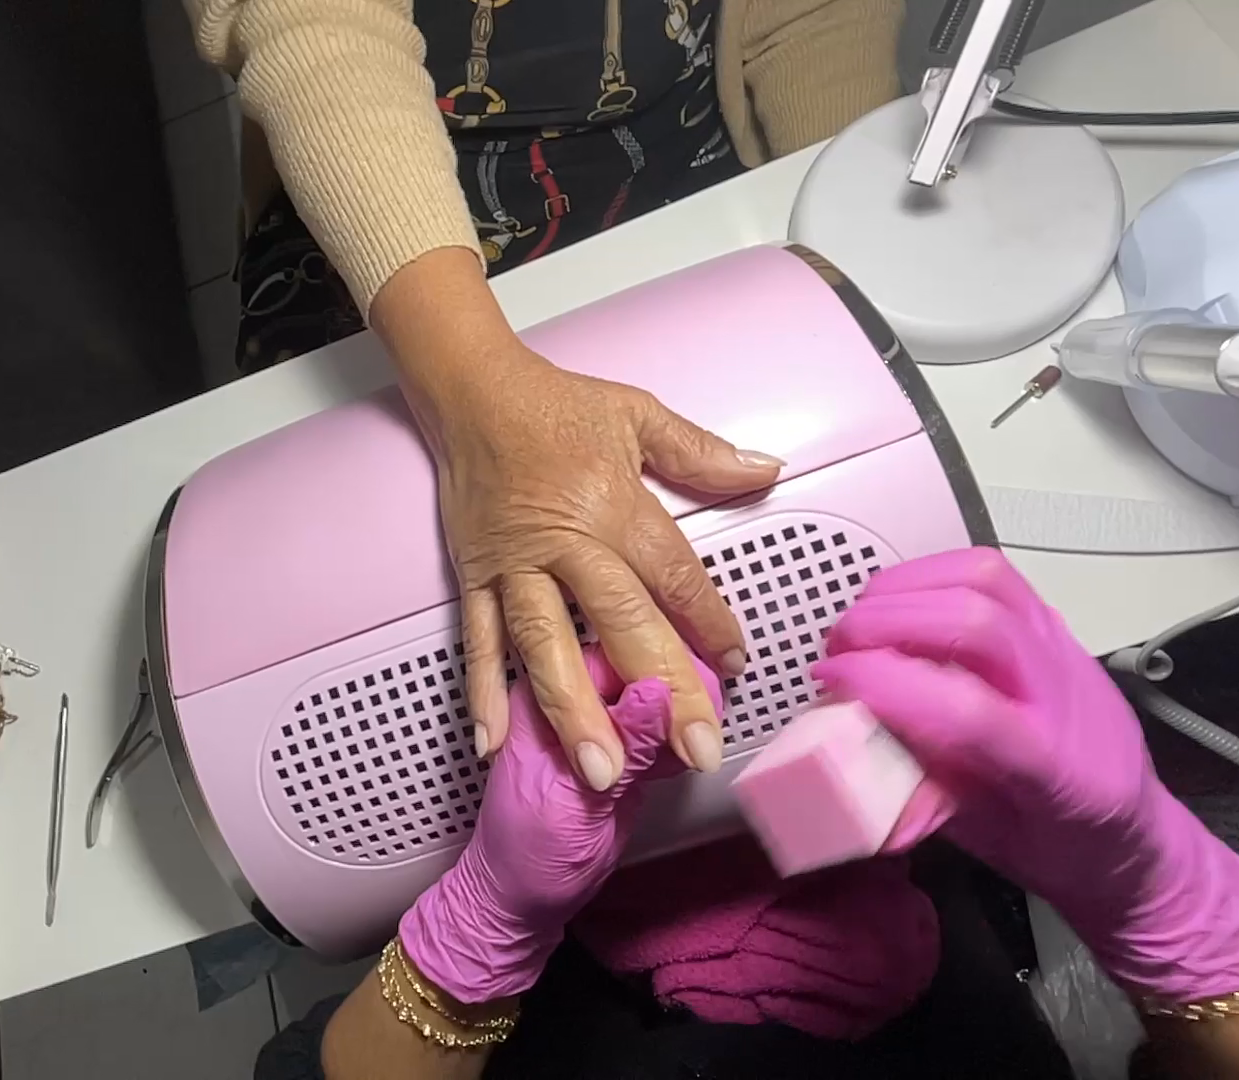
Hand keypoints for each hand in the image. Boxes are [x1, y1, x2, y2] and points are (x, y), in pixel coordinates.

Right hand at [372, 250, 781, 792]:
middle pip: (619, 621)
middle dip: (657, 687)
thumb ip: (700, 452)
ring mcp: (514, 566)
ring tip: (597, 769)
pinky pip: (479, 639)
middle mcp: (565, 543)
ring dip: (570, 707)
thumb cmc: (555, 406)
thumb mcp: (636, 414)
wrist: (472, 393)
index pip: (673, 575)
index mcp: (612, 504)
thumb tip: (766, 469)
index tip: (735, 665)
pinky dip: (483, 690)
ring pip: (544, 644)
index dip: (709, 622)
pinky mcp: (475, 576)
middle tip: (691, 750)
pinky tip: (492, 742)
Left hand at [399, 647, 713, 1002]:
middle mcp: (569, 703)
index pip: (607, 656)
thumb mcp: (575, 801)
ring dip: (684, 714)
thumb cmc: (526, 854)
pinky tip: (695, 750)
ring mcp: (596, 726)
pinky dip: (679, 740)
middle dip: (678, 687)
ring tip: (708, 730)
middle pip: (634, 672)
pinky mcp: (619, 753)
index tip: (699, 678)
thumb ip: (621, 749)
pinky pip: (656, 734)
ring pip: (652, 702)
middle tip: (711, 711)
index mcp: (543, 700)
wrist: (521, 902)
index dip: (655, 663)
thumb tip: (659, 690)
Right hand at [814, 548, 1238, 1004]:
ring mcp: (1064, 647)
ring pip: (984, 580)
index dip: (882, 684)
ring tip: (860, 622)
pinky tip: (894, 603)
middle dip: (882, 625)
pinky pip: (987, 571)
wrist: (1128, 834)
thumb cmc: (1048, 841)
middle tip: (836, 649)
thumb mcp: (973, 834)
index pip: (965, 709)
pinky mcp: (1049, 620)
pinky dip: (925, 575)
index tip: (829, 681)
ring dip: (901, 590)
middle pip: (975, 624)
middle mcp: (1068, 696)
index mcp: (1056, 772)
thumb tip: (834, 761)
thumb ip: (909, 791)